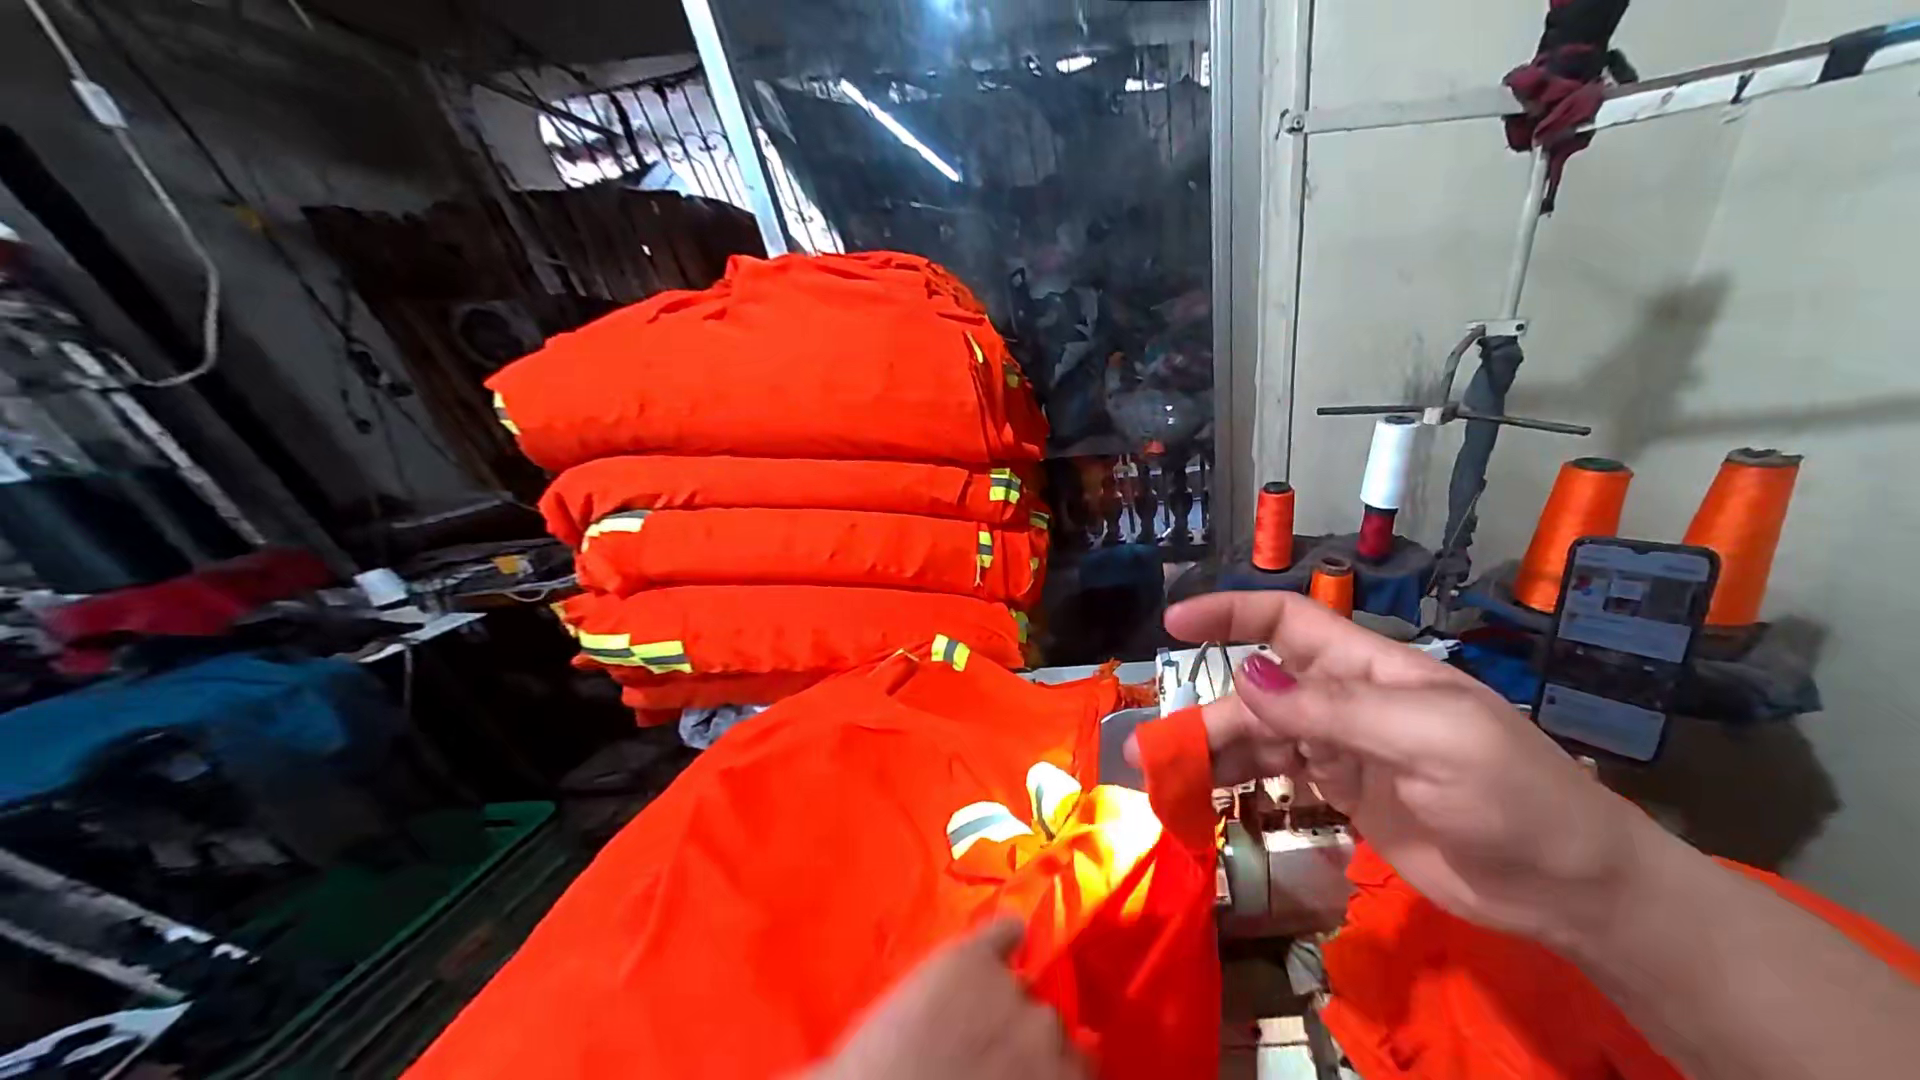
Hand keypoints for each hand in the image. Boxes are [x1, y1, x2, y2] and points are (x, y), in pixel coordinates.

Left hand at [807, 919, 1086, 1079]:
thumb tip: (1030, 1070)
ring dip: (1005, 997)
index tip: (1039, 1067)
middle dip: (1027, 1035)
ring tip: (975, 1009)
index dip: (1060, 1065)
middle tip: (994, 1050)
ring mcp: (1010, 990)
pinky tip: (1005, 936)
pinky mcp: (972, 959)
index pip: (1082, 1066)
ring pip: (1023, 986)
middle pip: (1052, 1025)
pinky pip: (1004, 932)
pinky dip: (1006, 933)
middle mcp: (1047, 1034)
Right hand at [1153, 592, 1658, 947]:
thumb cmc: (1516, 794)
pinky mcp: (1337, 791)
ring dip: (1209, 751)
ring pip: (1256, 737)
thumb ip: (1336, 710)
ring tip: (1162, 777)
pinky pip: (1272, 775)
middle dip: (1204, 713)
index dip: (1229, 614)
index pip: (1285, 622)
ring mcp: (1337, 747)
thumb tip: (1246, 677)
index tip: (1175, 622)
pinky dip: (1233, 780)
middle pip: (1255, 693)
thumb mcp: (1433, 740)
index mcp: (1366, 667)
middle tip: (1151, 747)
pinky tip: (1203, 793)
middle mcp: (1342, 699)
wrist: (1569, 889)